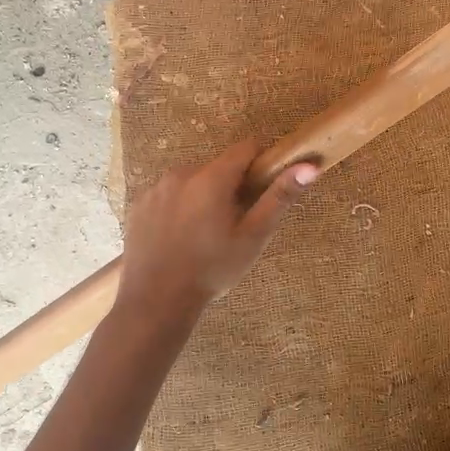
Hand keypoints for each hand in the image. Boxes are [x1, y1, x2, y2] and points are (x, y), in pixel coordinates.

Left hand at [116, 140, 320, 324]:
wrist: (155, 303)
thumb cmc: (213, 268)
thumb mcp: (255, 235)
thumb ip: (281, 196)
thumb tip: (311, 166)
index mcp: (212, 178)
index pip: (246, 148)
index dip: (261, 164)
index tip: (262, 190)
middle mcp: (181, 174)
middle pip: (219, 165)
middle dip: (232, 184)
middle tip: (236, 220)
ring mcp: (156, 189)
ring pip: (194, 179)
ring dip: (206, 194)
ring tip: (207, 231)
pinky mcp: (138, 205)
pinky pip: (171, 193)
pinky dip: (181, 205)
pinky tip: (182, 236)